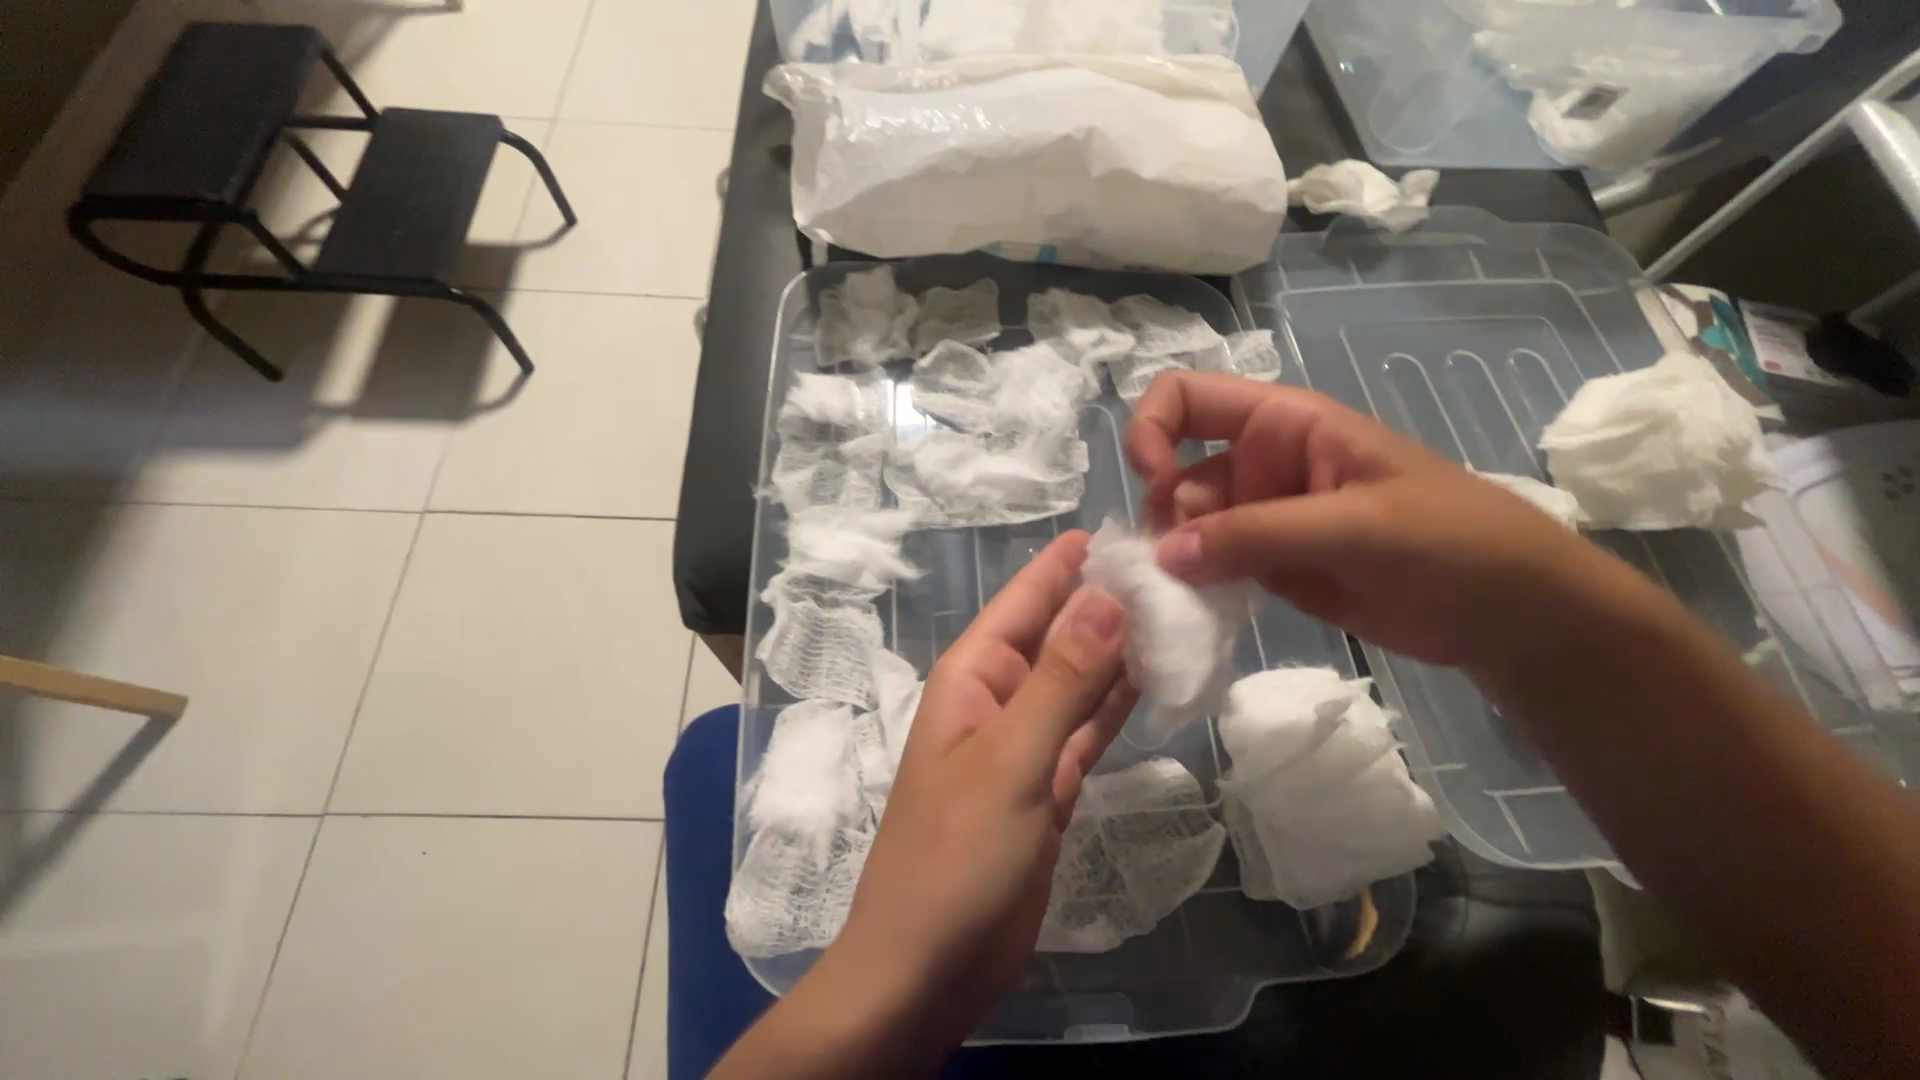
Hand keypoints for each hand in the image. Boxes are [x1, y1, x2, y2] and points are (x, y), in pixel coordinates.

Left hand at [825, 530, 1135, 1051]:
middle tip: (1175, 569)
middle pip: (1058, 637)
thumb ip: (1061, 680)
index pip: (1023, 602)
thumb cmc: (956, 855)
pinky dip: (1119, 706)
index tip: (1119, 528)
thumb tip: (1107, 597)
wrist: (930, 964)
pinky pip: (1088, 730)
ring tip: (1179, 613)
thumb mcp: (1010, 760)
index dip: (1066, 565)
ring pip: (1079, 682)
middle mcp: (998, 701)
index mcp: (972, 679)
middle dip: (1106, 604)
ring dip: (1121, 652)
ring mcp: (1025, 746)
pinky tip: (1157, 680)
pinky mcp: (1050, 788)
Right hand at [1124, 371, 1630, 672]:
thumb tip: (1163, 556)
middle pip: (1175, 473)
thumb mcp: (1357, 526)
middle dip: (1162, 516)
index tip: (1153, 485)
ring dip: (1175, 559)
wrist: (1509, 614)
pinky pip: (1210, 567)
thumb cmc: (1451, 541)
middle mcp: (1261, 464)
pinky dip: (1194, 587)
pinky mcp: (1268, 566)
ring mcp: (1262, 518)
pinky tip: (1196, 614)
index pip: (1188, 397)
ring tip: (1183, 601)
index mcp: (1283, 425)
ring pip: (1186, 526)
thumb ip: (1257, 534)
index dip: (1154, 430)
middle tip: (1170, 571)